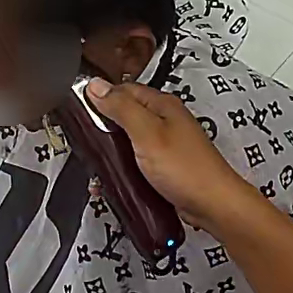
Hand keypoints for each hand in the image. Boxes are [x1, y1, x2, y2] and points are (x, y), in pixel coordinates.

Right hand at [85, 77, 262, 229]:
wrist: (213, 205)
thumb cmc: (188, 170)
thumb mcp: (147, 133)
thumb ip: (121, 108)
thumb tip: (97, 86)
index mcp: (163, 106)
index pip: (123, 89)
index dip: (100, 97)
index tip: (79, 111)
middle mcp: (166, 122)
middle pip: (125, 116)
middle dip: (104, 130)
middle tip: (88, 143)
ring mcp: (167, 146)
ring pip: (130, 143)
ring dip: (113, 155)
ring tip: (99, 169)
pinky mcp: (166, 168)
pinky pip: (138, 164)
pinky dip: (125, 171)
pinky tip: (115, 182)